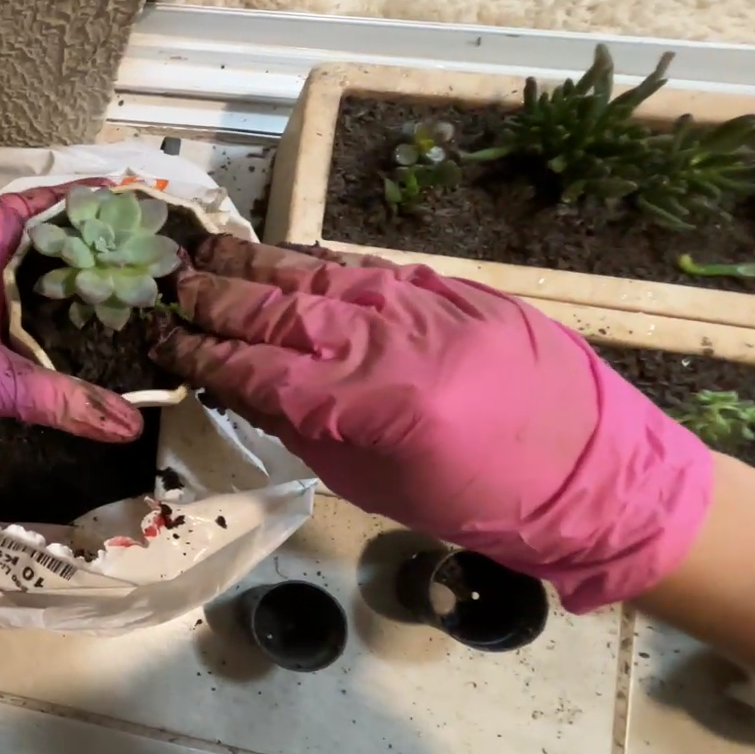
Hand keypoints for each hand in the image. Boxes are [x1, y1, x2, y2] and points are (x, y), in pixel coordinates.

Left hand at [0, 185, 144, 536]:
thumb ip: (56, 397)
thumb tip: (130, 424)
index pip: (10, 216)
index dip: (53, 198)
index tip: (106, 194)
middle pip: (35, 254)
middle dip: (79, 244)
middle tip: (135, 242)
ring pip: (39, 298)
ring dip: (77, 292)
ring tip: (133, 283)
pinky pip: (38, 342)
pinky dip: (67, 338)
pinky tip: (104, 338)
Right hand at [149, 236, 713, 610]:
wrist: (593, 476)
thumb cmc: (463, 500)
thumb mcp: (358, 478)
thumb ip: (294, 422)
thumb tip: (235, 382)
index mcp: (359, 402)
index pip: (250, 368)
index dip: (198, 354)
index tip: (161, 342)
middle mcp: (382, 341)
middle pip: (273, 310)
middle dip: (213, 298)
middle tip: (172, 286)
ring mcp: (418, 305)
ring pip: (313, 275)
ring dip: (252, 264)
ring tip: (209, 253)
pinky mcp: (449, 288)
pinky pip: (363, 266)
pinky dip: (312, 261)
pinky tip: (281, 256)